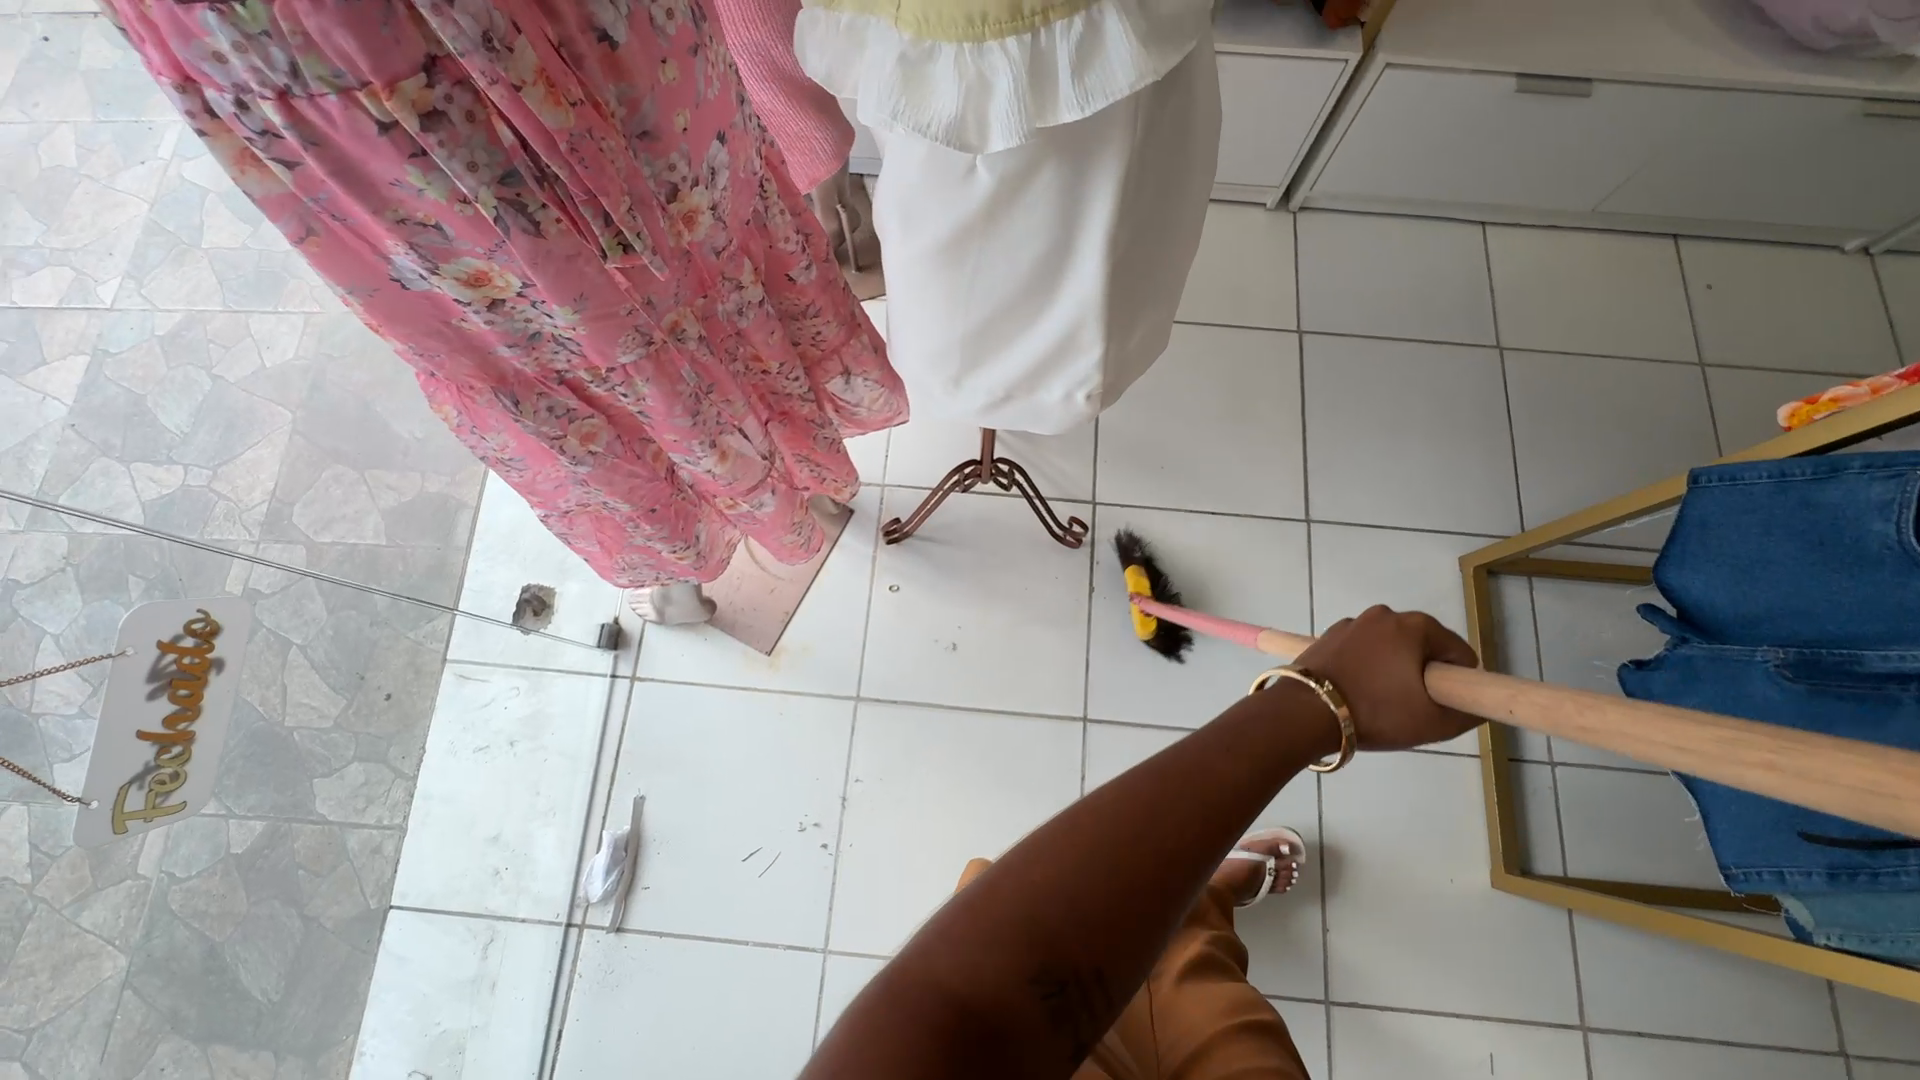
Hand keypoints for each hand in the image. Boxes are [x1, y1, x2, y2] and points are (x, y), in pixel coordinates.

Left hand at [1291, 605, 1481, 750]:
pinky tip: (1356, 690)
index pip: (1457, 652)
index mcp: (1414, 625)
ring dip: (1391, 668)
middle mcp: (1383, 614)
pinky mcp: (1326, 636)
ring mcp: (1350, 623)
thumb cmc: (1376, 712)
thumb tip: (1475, 705)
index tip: (1441, 704)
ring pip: (1388, 648)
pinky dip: (1364, 666)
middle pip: (1421, 646)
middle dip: (1422, 672)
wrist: (1305, 711)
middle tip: (1410, 705)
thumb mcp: (1435, 722)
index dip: (1457, 681)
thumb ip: (1468, 713)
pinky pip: (1360, 651)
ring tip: (1380, 700)